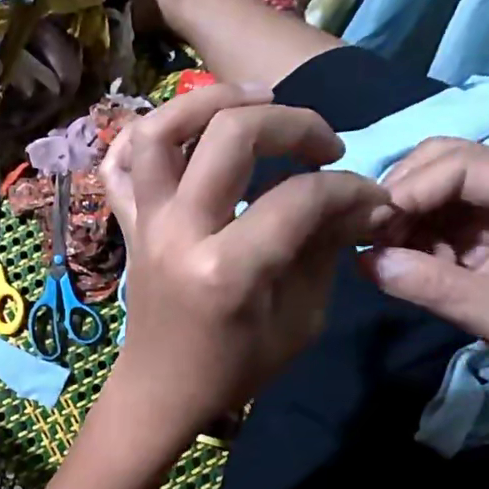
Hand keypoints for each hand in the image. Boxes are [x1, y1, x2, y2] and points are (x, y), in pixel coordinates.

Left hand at [101, 84, 389, 429]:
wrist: (160, 387)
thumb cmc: (235, 364)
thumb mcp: (300, 318)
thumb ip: (324, 248)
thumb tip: (360, 198)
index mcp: (226, 268)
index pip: (300, 195)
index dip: (350, 188)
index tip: (370, 201)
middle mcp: (176, 233)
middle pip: (226, 137)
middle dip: (288, 121)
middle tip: (320, 141)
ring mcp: (142, 224)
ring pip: (156, 134)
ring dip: (206, 102)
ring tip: (254, 102)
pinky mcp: (125, 223)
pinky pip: (118, 165)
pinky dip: (144, 135)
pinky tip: (185, 131)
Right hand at [363, 139, 488, 423]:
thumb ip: (439, 288)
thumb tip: (363, 260)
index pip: (465, 165)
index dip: (409, 191)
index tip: (369, 234)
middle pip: (446, 160)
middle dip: (400, 196)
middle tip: (372, 241)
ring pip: (433, 184)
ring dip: (400, 217)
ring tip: (387, 258)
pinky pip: (434, 215)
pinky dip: (408, 235)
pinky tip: (406, 266)